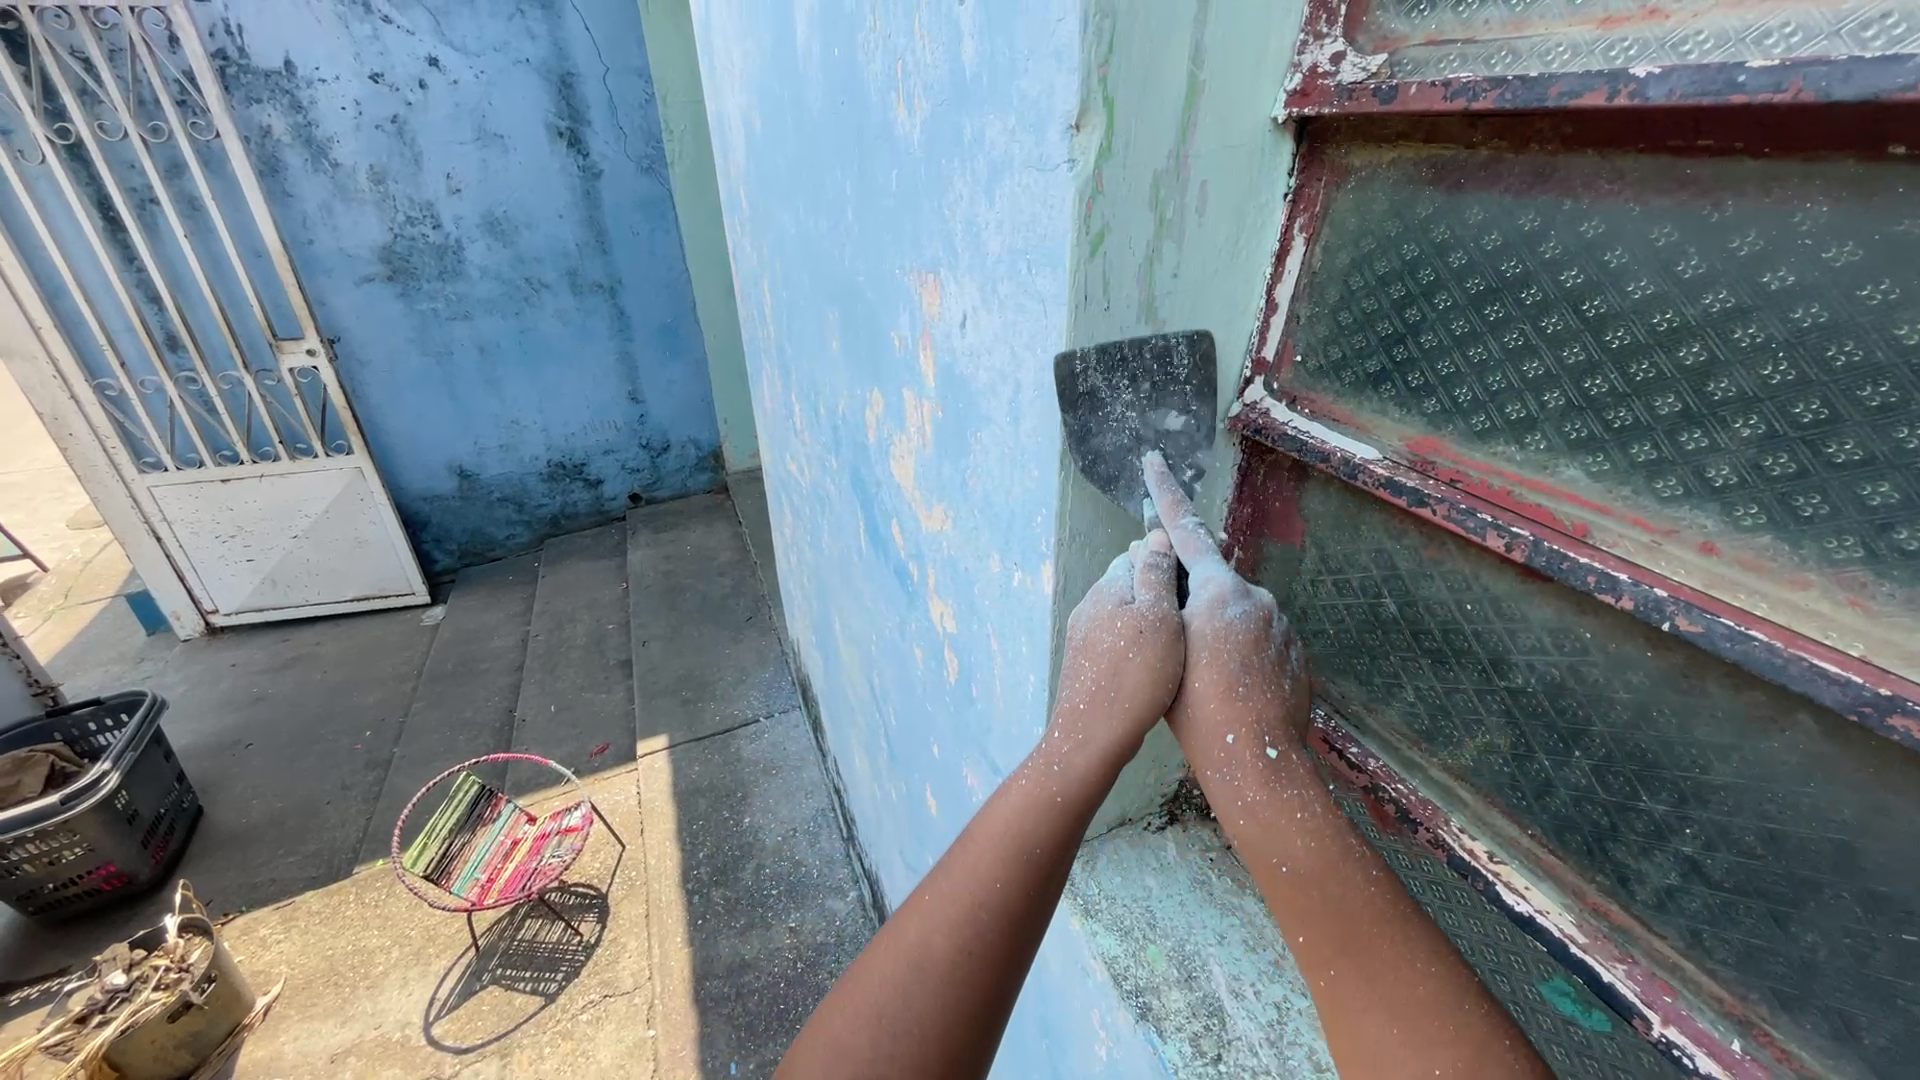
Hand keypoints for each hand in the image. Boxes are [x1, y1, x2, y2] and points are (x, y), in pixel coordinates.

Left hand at [1049, 529, 1184, 773]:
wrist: (1093, 736)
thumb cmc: (1134, 676)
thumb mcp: (1158, 619)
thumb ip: (1156, 575)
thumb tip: (1155, 535)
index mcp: (1107, 588)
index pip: (1137, 555)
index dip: (1166, 563)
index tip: (1194, 581)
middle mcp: (1090, 606)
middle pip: (1130, 585)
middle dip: (1159, 593)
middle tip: (1193, 615)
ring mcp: (1084, 636)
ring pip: (1125, 616)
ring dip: (1150, 622)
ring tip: (1181, 641)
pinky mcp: (1086, 663)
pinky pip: (1118, 641)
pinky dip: (1139, 645)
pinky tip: (1158, 665)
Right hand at [1144, 452, 1309, 769]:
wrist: (1255, 759)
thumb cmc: (1198, 707)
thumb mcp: (1168, 647)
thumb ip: (1171, 602)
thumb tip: (1173, 577)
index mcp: (1220, 591)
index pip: (1186, 530)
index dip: (1165, 493)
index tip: (1154, 460)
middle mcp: (1256, 597)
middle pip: (1212, 581)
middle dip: (1190, 600)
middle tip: (1176, 643)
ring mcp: (1281, 624)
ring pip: (1235, 613)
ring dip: (1216, 631)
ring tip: (1204, 678)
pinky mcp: (1295, 651)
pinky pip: (1258, 636)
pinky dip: (1239, 651)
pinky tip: (1229, 686)